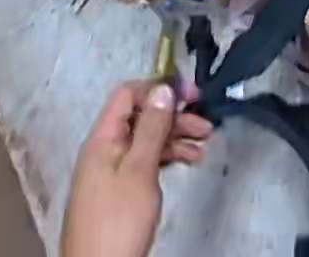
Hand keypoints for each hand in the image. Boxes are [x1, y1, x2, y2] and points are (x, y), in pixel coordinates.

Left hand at [60, 81, 214, 256]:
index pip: (128, 94)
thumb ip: (152, 127)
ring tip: (205, 143)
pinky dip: (168, 157)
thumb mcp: (140, 170)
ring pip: (148, 139)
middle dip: (174, 115)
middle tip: (205, 121)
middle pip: (142, 116)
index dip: (159, 89)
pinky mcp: (121, 192)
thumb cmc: (119, 221)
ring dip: (176, 136)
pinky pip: (147, 161)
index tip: (190, 95)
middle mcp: (106, 149)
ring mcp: (113, 171)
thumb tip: (163, 88)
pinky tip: (190, 160)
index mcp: (103, 138)